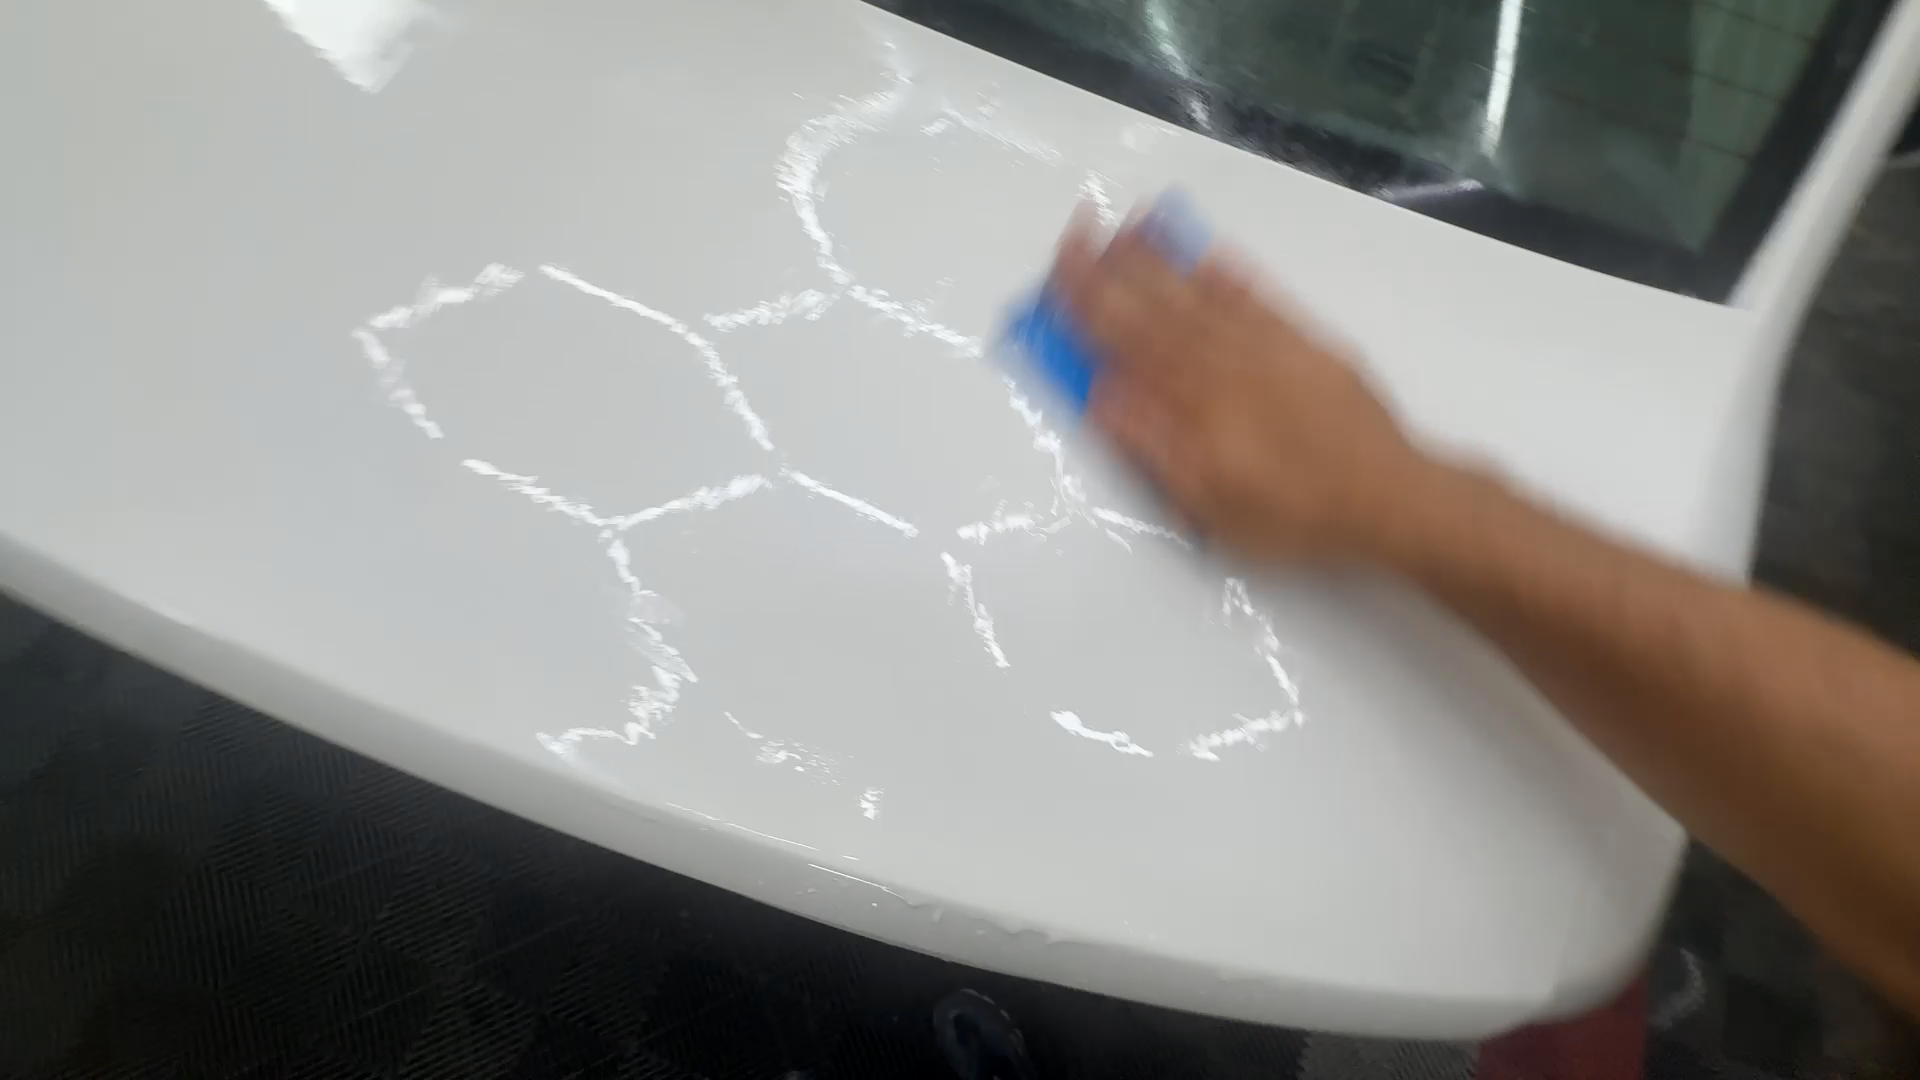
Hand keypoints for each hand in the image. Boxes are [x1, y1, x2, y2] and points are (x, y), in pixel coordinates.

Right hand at [1051, 209, 1432, 562]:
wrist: (1391, 498)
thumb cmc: (1291, 514)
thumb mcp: (1209, 504)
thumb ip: (1153, 446)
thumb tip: (1102, 397)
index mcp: (1194, 403)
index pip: (1127, 343)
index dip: (1089, 304)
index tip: (1058, 270)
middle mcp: (1225, 363)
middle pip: (1157, 309)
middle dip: (1111, 268)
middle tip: (1078, 228)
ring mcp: (1268, 347)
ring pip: (1202, 295)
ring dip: (1161, 258)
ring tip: (1127, 222)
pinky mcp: (1306, 343)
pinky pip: (1259, 299)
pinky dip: (1228, 273)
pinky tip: (1206, 252)